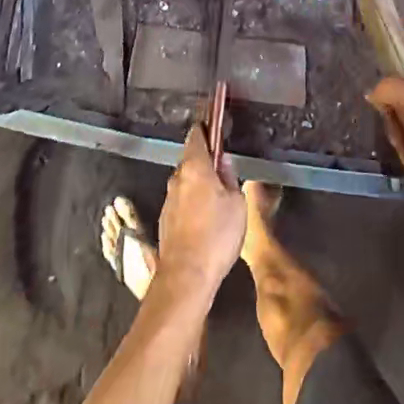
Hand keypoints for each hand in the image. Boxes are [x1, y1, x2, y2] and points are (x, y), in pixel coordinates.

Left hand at [153, 122, 245, 298]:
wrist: (186, 276)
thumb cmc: (217, 234)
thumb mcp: (237, 203)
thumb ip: (230, 177)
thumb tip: (223, 160)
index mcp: (195, 167)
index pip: (197, 136)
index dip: (207, 129)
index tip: (217, 127)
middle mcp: (177, 178)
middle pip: (190, 159)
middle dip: (205, 161)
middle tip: (224, 169)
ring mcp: (168, 200)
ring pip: (185, 182)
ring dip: (199, 183)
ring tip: (219, 196)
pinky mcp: (166, 220)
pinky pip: (182, 201)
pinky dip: (193, 201)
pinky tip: (206, 217)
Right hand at [367, 34, 403, 192]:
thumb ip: (385, 87)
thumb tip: (372, 93)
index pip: (402, 40)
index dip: (383, 51)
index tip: (368, 68)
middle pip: (398, 76)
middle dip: (389, 98)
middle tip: (386, 113)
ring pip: (403, 102)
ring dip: (397, 121)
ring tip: (399, 137)